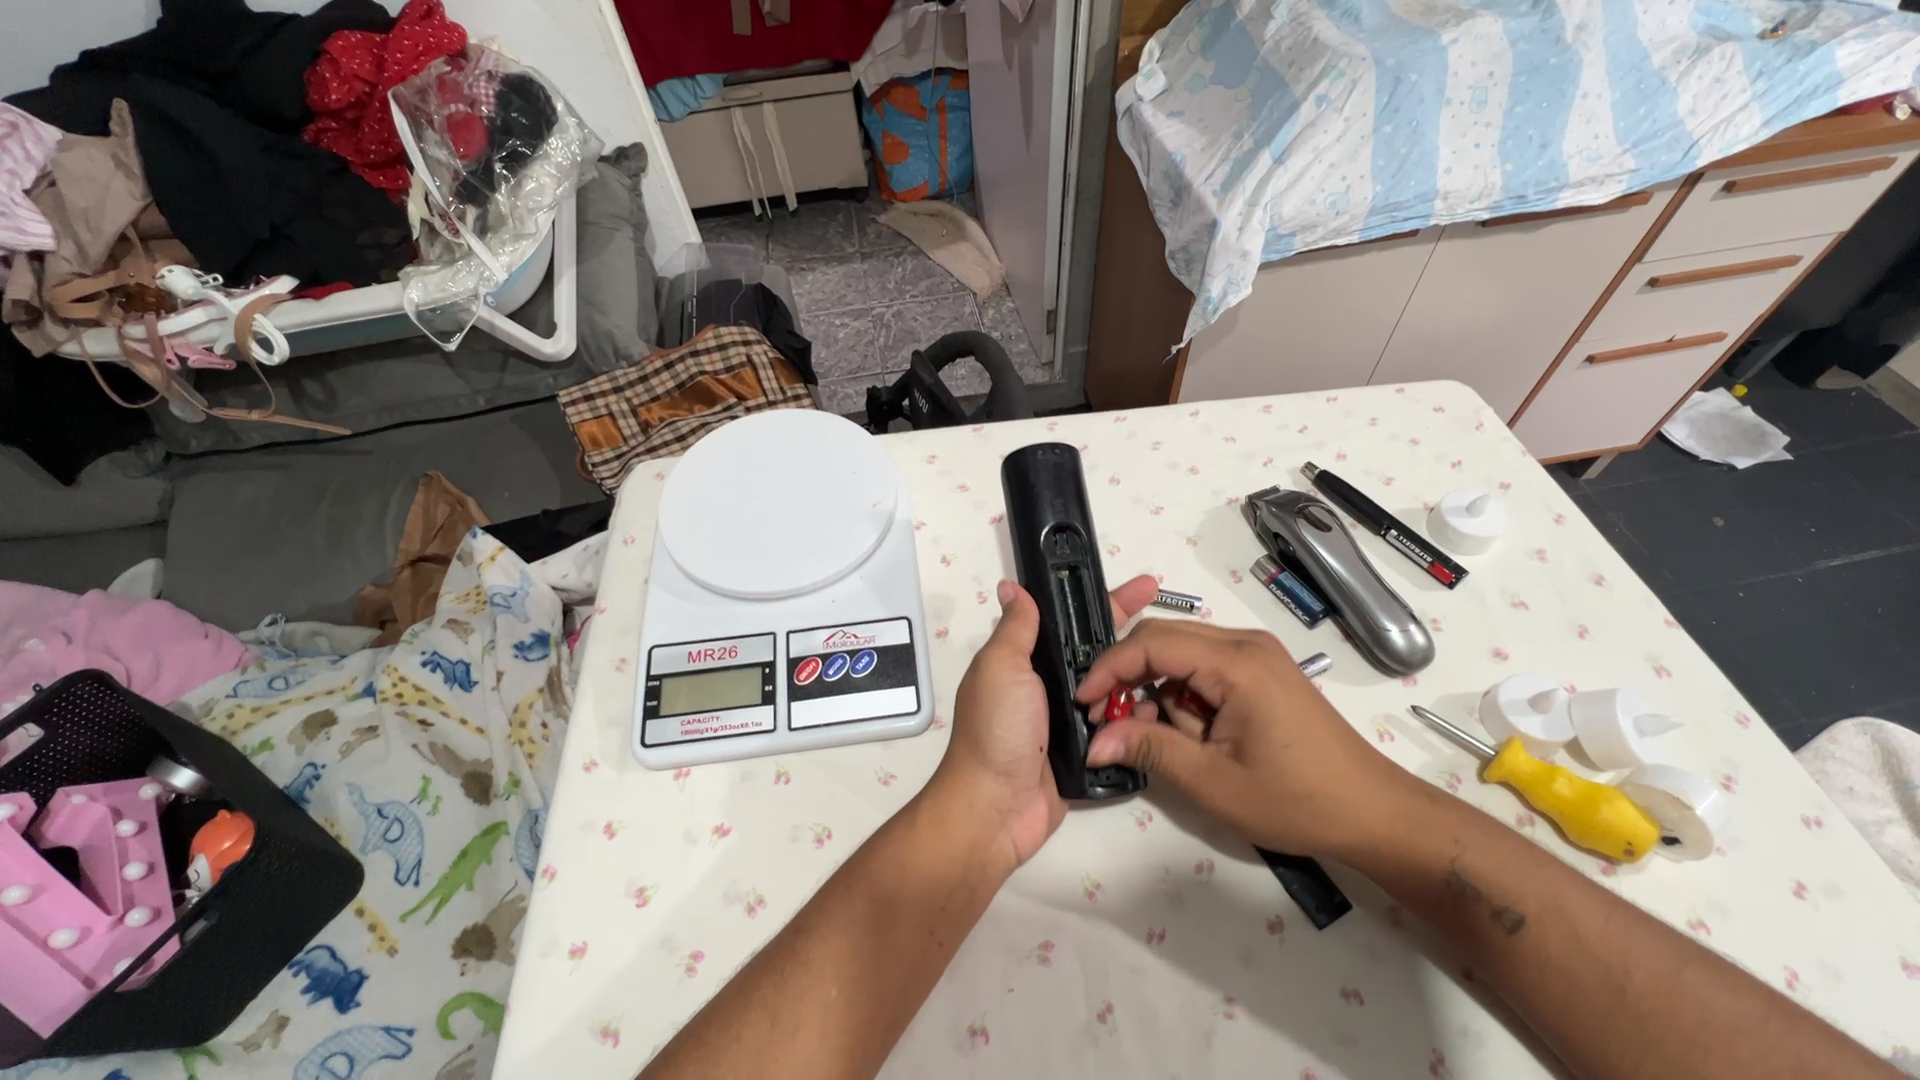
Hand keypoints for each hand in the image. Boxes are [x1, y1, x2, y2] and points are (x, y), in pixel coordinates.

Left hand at [929, 574, 1160, 868]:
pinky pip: (1119, 731)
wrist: (996, 806)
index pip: (1073, 622)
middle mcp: (1051, 687)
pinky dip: (1138, 721)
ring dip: (1140, 684)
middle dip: (1136, 642)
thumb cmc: (996, 729)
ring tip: (1172, 674)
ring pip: (1116, 693)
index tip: (1145, 586)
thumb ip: (1016, 628)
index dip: (1106, 602)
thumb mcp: (1002, 667)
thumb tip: (1011, 586)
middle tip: (1174, 631)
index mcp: (1028, 662)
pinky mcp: (1087, 754)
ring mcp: (1070, 722)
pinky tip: (1163, 712)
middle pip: (1102, 656)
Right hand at [1074, 620, 1416, 858]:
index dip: (1109, 668)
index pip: (1152, 643)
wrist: (1372, 812)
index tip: (1083, 704)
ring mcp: (1256, 655)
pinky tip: (1191, 733)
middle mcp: (1245, 643)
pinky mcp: (1261, 671)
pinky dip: (1183, 695)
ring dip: (1159, 691)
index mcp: (1236, 663)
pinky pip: (1203, 667)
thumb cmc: (1295, 800)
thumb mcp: (1213, 781)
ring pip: (1181, 654)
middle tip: (1110, 722)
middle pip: (1164, 639)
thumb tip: (1093, 741)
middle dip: (1130, 678)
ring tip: (1165, 739)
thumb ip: (1150, 750)